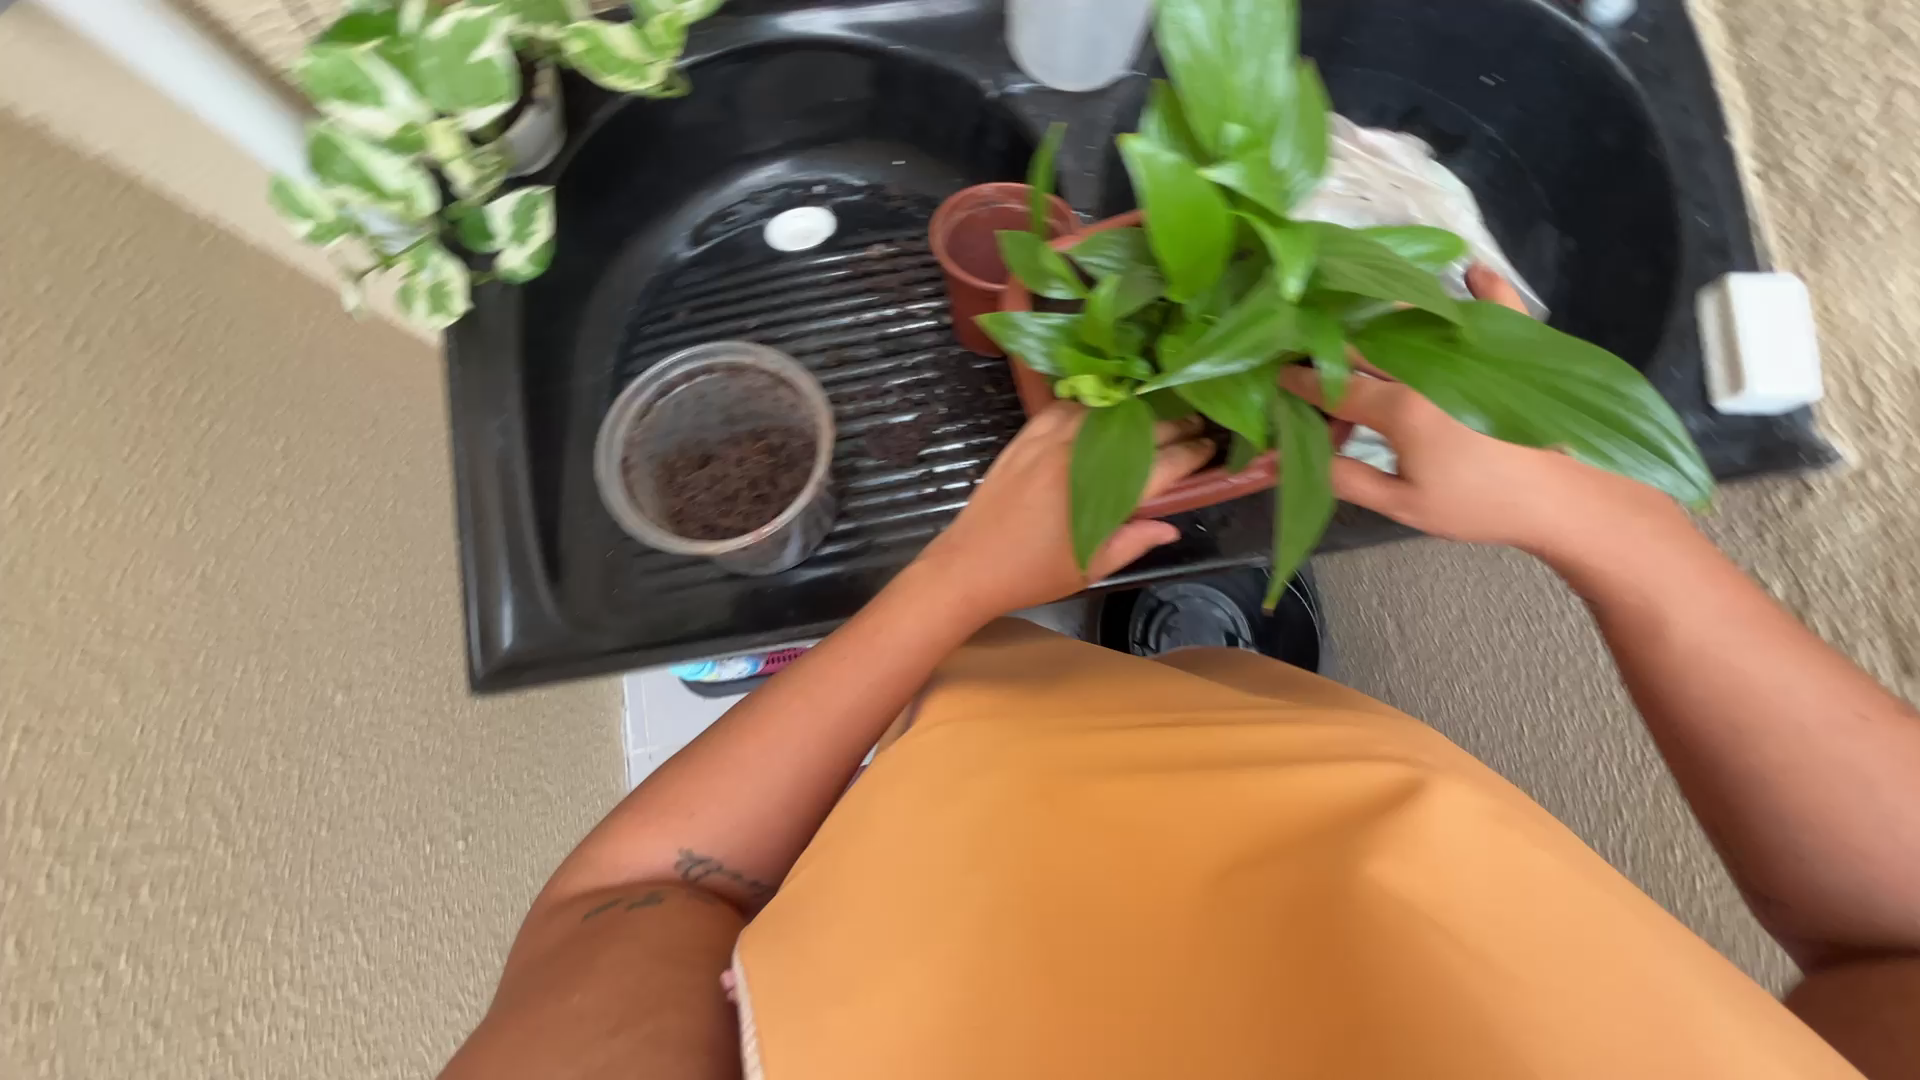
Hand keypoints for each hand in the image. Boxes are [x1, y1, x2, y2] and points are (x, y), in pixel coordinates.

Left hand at [912, 404, 1212, 621]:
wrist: (967, 567)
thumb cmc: (1031, 575)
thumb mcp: (1090, 566)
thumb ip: (1134, 541)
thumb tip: (1171, 528)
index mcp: (1099, 492)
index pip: (1161, 465)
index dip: (1192, 455)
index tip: (1211, 449)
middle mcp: (1077, 456)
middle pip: (1136, 432)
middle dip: (1172, 429)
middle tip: (1195, 428)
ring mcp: (1046, 442)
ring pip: (1102, 412)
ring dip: (1133, 412)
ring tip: (1154, 417)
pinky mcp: (1022, 439)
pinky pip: (1063, 410)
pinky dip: (1088, 408)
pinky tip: (1101, 412)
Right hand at [1278, 264, 1688, 560]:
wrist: (1570, 501)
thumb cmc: (1480, 505)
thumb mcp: (1401, 504)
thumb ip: (1342, 478)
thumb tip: (1281, 463)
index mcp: (1403, 408)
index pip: (1337, 388)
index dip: (1301, 383)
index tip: (1276, 375)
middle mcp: (1432, 368)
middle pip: (1367, 345)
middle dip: (1330, 348)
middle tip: (1308, 354)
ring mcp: (1476, 352)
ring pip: (1417, 317)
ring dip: (1383, 315)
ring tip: (1359, 323)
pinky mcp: (1516, 349)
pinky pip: (1497, 304)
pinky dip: (1482, 287)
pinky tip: (1469, 273)